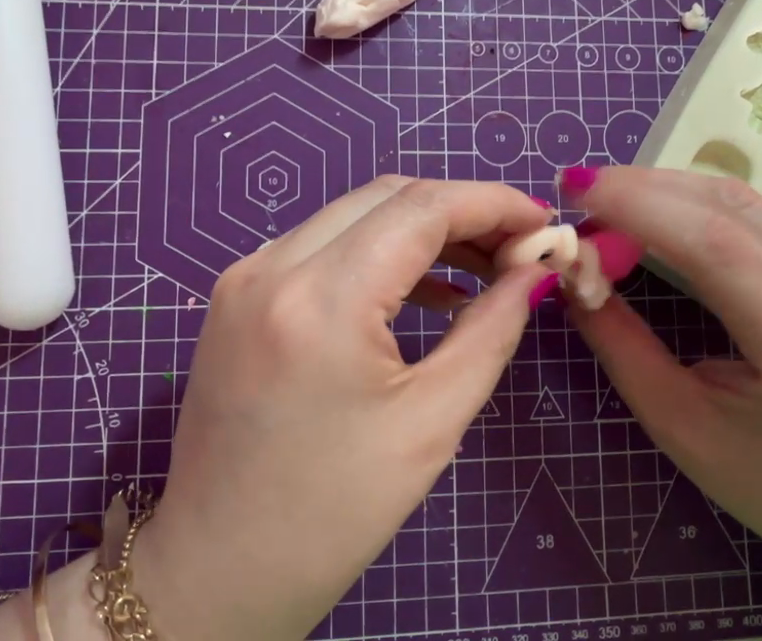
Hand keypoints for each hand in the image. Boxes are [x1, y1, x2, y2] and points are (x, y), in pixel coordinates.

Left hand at [130, 176, 553, 640]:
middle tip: (517, 247)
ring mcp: (246, 274)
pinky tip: (422, 289)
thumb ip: (491, 329)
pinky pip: (320, 244)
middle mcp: (273, 266)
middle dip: (460, 211)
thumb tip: (535, 270)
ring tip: (482, 267)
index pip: (420, 208)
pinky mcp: (237, 291)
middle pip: (385, 197)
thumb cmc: (332, 512)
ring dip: (418, 228)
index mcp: (320, 300)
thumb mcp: (430, 422)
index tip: (542, 221)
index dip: (491, 202)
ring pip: (351, 213)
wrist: (219, 563)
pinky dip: (375, 250)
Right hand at [561, 167, 761, 595]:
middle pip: (740, 212)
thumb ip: (618, 339)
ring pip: (757, 205)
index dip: (643, 207)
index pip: (722, 252)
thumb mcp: (675, 422)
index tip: (577, 191)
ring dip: (675, 189)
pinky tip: (666, 214)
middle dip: (650, 187)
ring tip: (613, 197)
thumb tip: (571, 269)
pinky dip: (707, 207)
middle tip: (584, 190)